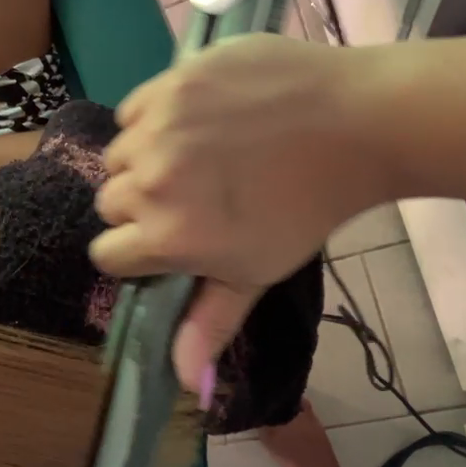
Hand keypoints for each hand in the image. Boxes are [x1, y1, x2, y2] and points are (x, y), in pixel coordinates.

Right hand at [90, 34, 395, 389]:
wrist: (358, 125)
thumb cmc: (306, 209)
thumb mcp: (254, 274)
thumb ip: (207, 323)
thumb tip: (184, 383)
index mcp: (166, 237)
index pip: (108, 254)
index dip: (138, 251)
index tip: (170, 238)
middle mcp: (149, 184)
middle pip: (110, 204)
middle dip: (140, 205)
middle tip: (190, 195)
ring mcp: (157, 129)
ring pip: (117, 156)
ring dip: (144, 160)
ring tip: (194, 155)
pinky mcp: (169, 82)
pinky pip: (133, 110)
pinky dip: (154, 118)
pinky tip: (195, 120)